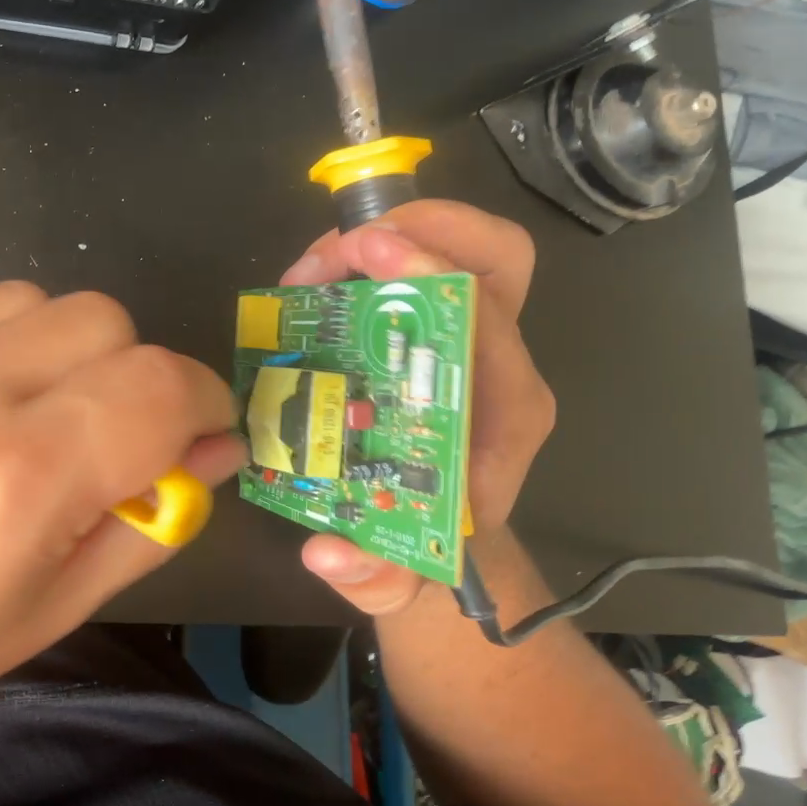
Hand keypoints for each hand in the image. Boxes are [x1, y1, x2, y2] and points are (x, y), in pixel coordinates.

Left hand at [0, 282, 242, 771]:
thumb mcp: (53, 608)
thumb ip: (149, 521)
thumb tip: (212, 452)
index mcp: (20, 474)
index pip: (158, 385)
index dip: (203, 403)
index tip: (197, 436)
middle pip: (105, 322)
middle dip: (135, 378)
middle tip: (112, 440)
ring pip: (42, 298)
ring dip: (68, 349)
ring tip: (42, 413)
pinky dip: (6, 331)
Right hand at [281, 201, 554, 615]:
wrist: (442, 541)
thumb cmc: (426, 549)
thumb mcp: (400, 577)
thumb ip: (371, 577)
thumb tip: (326, 551)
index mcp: (503, 412)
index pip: (489, 319)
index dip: (435, 275)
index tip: (367, 256)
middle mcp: (494, 363)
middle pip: (496, 259)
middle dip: (425, 228)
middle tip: (342, 245)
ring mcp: (463, 340)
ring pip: (448, 252)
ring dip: (374, 243)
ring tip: (303, 272)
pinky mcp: (426, 333)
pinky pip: (408, 270)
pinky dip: (358, 260)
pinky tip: (308, 286)